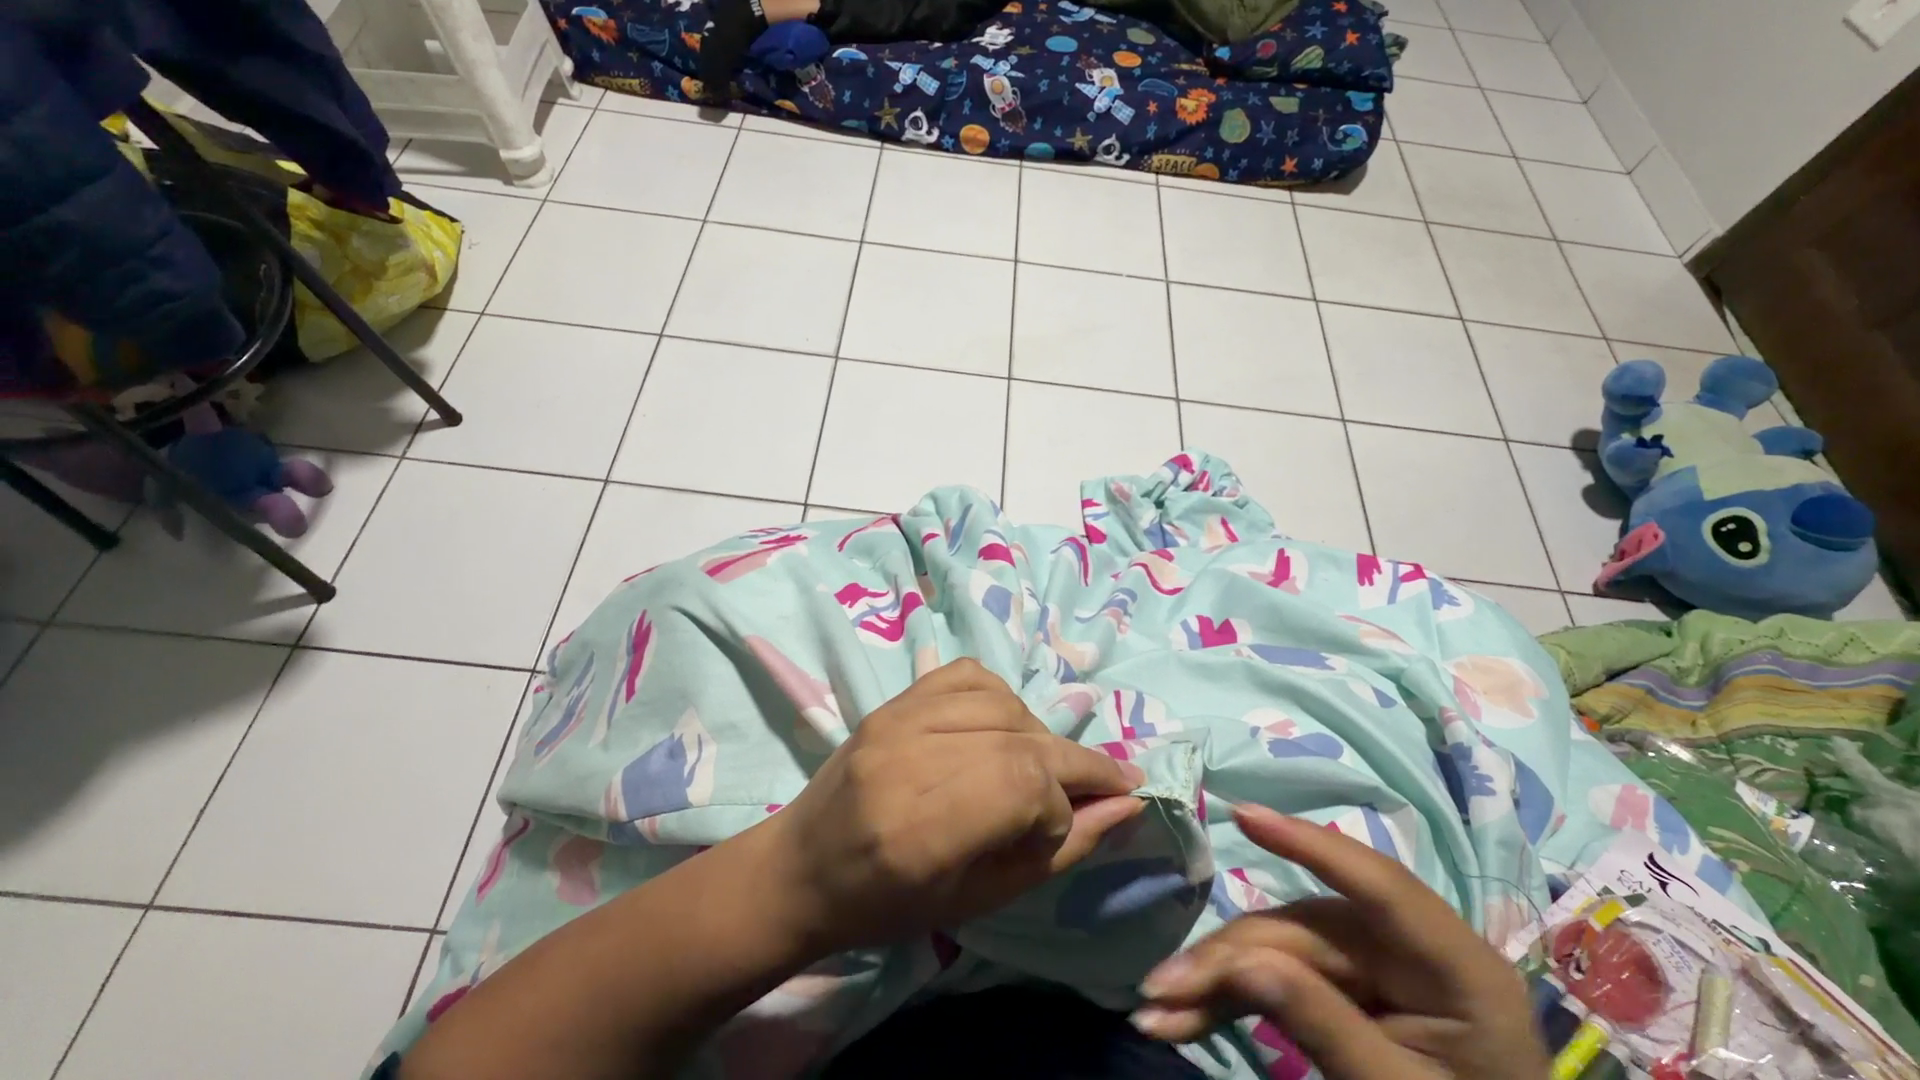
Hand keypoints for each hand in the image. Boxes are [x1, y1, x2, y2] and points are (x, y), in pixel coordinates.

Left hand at [758, 658, 1145, 954]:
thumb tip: (1127, 805)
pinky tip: (1006, 729)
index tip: (1059, 832)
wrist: (801, 870)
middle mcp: (907, 759)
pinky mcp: (892, 701)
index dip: (1062, 805)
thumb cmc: (888, 906)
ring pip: (1005, 704)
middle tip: (1104, 787)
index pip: (1025, 783)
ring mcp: (895, 720)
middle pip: (1022, 739)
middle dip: (1074, 766)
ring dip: (1040, 735)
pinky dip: (1003, 697)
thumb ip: (1057, 852)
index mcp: (920, 829)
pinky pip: (969, 674)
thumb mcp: (978, 900)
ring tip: (1043, 769)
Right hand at [1131, 804, 1548, 1079]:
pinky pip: (1281, 977)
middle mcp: (1410, 949)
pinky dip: (1231, 996)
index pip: (1381, 886)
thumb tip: (1242, 963)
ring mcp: (1375, 966)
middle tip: (1157, 990)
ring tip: (1155, 1009)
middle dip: (1226, 959)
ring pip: (1278, 950)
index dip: (1311, 845)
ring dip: (1215, 978)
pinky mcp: (1348, 986)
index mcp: (1457, 968)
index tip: (1242, 814)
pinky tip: (1183, 1013)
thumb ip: (1325, 1026)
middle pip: (1303, 931)